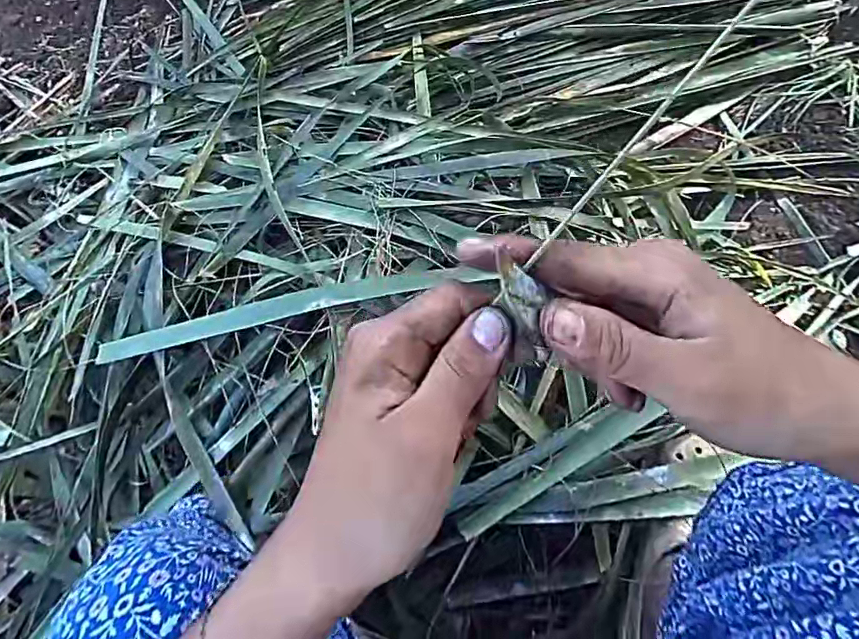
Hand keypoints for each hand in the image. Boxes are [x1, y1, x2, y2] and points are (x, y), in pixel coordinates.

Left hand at [270, 283, 509, 606]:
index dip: (493, 316)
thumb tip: (498, 314)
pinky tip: (446, 442)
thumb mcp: (428, 431)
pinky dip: (455, 410)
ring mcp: (388, 368)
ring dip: (470, 394)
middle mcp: (383, 340)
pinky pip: (442, 384)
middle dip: (479, 367)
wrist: (331, 561)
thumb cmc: (379, 499)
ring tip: (455, 438)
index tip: (528, 352)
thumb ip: (463, 368)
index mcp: (384, 337)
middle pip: (455, 326)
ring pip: (455, 357)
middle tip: (472, 417)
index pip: (452, 297)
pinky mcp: (395, 395)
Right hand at [457, 235, 858, 462]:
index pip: (565, 257)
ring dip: (594, 355)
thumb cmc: (762, 394)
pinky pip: (611, 325)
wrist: (827, 411)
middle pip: (572, 286)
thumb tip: (547, 318)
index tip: (464, 252)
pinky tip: (636, 391)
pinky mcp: (658, 309)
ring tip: (630, 395)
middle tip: (604, 384)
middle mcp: (646, 265)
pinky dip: (611, 358)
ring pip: (589, 312)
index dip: (512, 256)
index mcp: (652, 267)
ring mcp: (653, 286)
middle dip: (567, 333)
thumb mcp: (683, 379)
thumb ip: (612, 347)